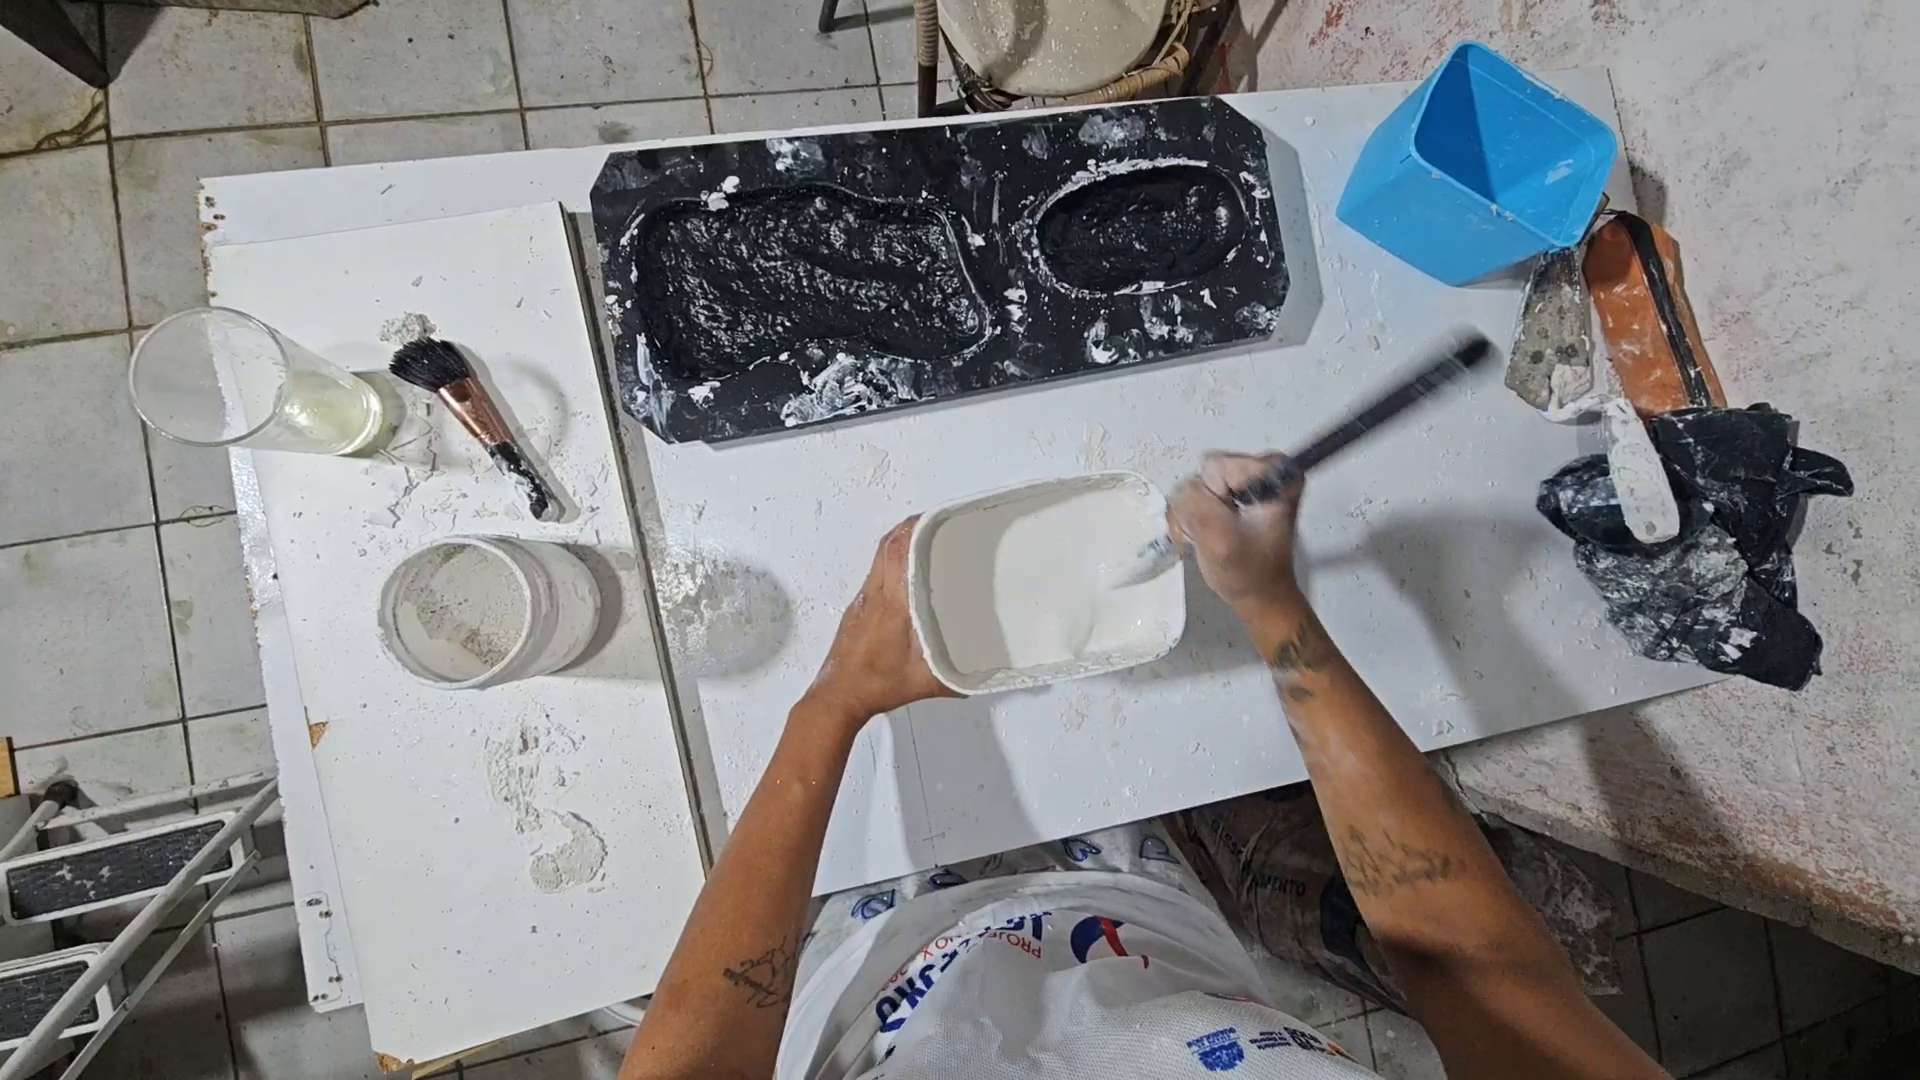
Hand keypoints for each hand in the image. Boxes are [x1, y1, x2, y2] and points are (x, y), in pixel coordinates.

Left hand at [802, 517, 955, 726]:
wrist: (837, 695)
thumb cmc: (875, 685)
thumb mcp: (926, 682)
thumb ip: (958, 676)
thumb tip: (984, 672)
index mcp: (893, 606)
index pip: (900, 553)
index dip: (916, 529)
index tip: (934, 517)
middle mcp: (874, 596)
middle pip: (888, 546)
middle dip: (909, 527)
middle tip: (933, 521)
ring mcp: (863, 600)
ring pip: (879, 557)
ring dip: (898, 542)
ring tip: (922, 538)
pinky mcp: (858, 608)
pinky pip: (874, 572)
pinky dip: (890, 560)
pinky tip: (905, 571)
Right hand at [1168, 451, 1305, 612]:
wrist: (1258, 593)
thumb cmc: (1248, 572)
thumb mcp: (1221, 542)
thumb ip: (1199, 506)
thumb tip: (1184, 489)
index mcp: (1275, 472)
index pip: (1217, 466)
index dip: (1214, 497)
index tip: (1229, 522)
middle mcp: (1262, 468)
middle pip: (1205, 472)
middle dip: (1202, 506)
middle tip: (1215, 533)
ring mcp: (1244, 480)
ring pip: (1194, 484)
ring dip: (1193, 515)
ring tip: (1210, 537)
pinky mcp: (1230, 492)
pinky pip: (1193, 495)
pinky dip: (1192, 518)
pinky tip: (1206, 534)